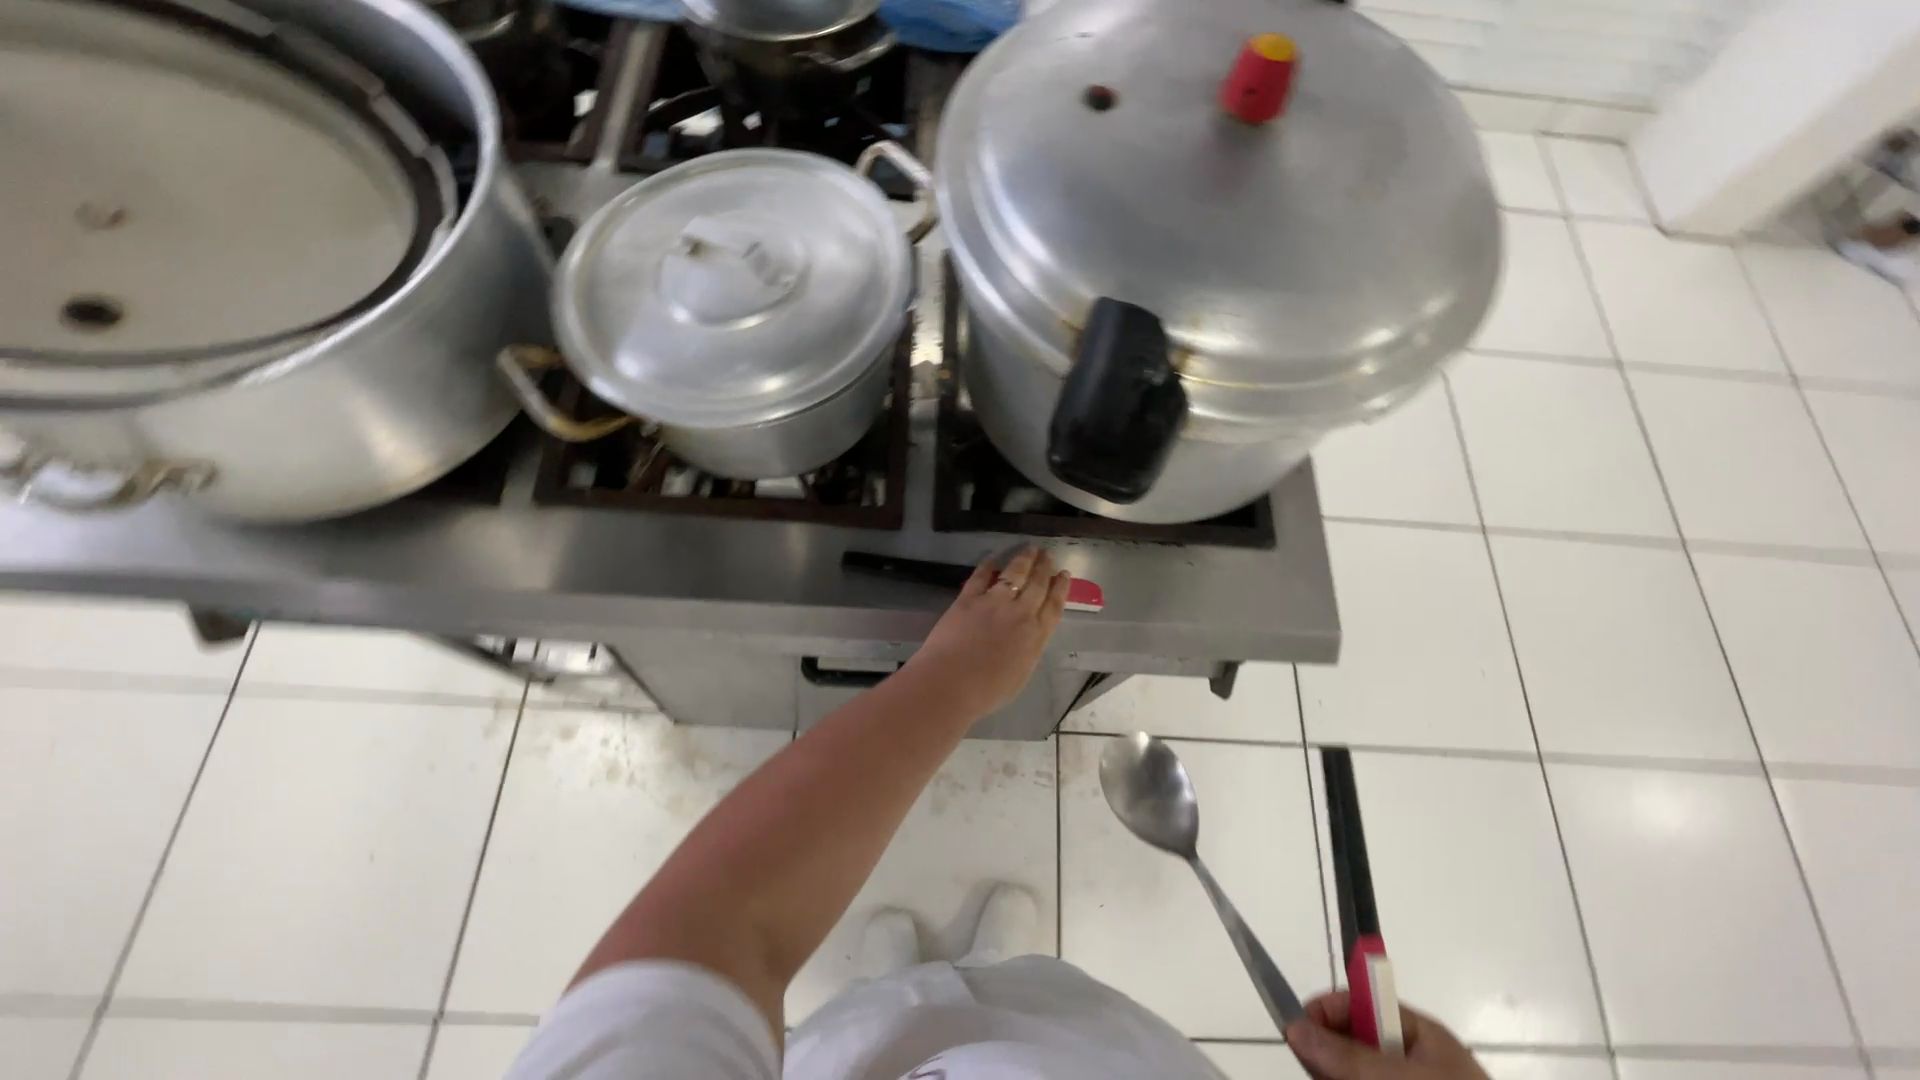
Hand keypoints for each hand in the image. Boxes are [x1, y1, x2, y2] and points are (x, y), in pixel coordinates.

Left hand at [901, 548, 1071, 717]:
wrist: (951, 684)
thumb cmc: (986, 692)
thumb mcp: (1019, 675)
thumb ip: (1027, 652)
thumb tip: (1028, 639)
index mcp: (1035, 636)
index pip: (1053, 606)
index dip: (1060, 588)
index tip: (1064, 575)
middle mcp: (1019, 614)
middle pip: (1036, 585)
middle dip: (1044, 567)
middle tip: (1047, 554)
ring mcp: (993, 603)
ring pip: (1013, 574)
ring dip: (1023, 560)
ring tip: (1029, 549)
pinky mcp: (968, 599)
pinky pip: (980, 577)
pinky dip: (987, 566)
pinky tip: (992, 559)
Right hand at [1286, 992, 1489, 1079]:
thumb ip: (1347, 1056)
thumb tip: (1292, 1026)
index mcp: (1418, 1037)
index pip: (1358, 1004)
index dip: (1325, 1012)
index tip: (1297, 1034)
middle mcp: (1408, 1063)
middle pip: (1348, 1047)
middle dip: (1329, 1065)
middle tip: (1322, 1077)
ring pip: (1349, 1076)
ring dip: (1334, 1078)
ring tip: (1331, 1079)